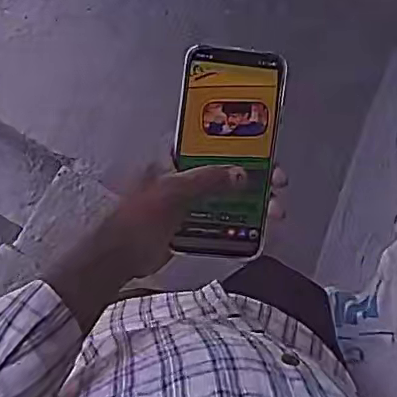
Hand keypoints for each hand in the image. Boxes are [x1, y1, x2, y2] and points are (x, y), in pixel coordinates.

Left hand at [44, 162, 287, 328]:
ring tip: (277, 210)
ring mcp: (188, 199)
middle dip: (255, 174)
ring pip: (228, 195)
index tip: (263, 145)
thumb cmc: (138, 217)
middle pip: (226, 168)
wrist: (118, 258)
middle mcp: (183, 173)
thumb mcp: (173, 191)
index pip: (208, 138)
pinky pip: (223, 218)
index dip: (236, 139)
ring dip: (254, 201)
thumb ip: (208, 180)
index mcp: (173, 156)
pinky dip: (243, 221)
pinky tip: (263, 227)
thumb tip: (242, 174)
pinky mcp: (191, 224)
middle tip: (278, 181)